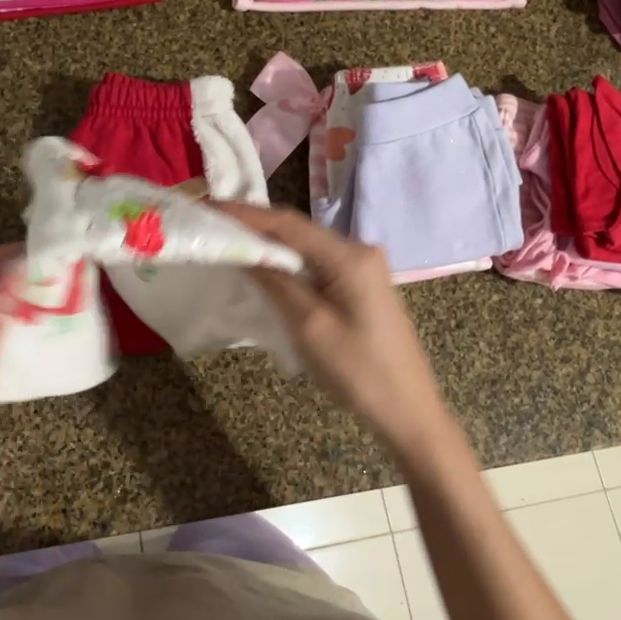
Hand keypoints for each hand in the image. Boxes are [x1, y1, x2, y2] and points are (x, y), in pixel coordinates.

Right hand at [225, 204, 451, 453]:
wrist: (410, 412)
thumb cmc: (360, 373)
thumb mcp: (310, 327)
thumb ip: (277, 282)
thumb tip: (245, 250)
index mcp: (350, 256)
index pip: (289, 224)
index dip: (247, 214)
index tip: (210, 207)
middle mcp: (360, 252)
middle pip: (298, 231)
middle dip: (256, 227)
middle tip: (214, 226)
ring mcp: (364, 269)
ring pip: (307, 248)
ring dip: (271, 247)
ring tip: (231, 245)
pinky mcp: (362, 287)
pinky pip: (318, 265)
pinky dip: (290, 265)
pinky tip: (267, 270)